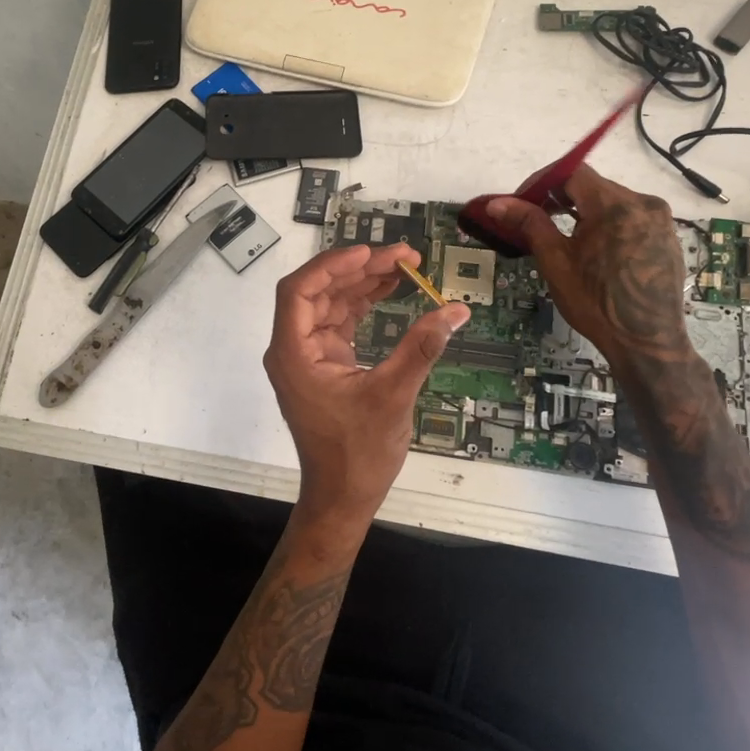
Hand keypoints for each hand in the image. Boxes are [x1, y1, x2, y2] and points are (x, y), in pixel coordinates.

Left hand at [263, 245, 469, 522]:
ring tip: (405, 268)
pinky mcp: (324, 365)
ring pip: (330, 305)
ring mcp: (307, 357)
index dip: (332, 266)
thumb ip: (421, 349)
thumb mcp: (393, 397)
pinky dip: (361, 306)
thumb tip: (456, 310)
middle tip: (404, 257)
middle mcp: (293, 349)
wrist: (343, 496)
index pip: (300, 291)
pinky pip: (339, 324)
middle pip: (318, 292)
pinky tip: (389, 292)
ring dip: (362, 285)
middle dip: (357, 269)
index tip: (370, 253)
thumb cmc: (358, 453)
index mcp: (293, 354)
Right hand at [482, 165, 689, 369]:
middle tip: (536, 220)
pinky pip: (630, 218)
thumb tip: (497, 203)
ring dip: (583, 211)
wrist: (646, 341)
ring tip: (563, 237)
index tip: (523, 202)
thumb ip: (529, 223)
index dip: (542, 181)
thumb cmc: (596, 302)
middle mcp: (644, 203)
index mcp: (615, 205)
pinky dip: (606, 224)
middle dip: (560, 198)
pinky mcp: (667, 237)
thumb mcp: (555, 260)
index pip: (573, 172)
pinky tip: (593, 249)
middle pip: (593, 186)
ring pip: (611, 201)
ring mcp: (661, 220)